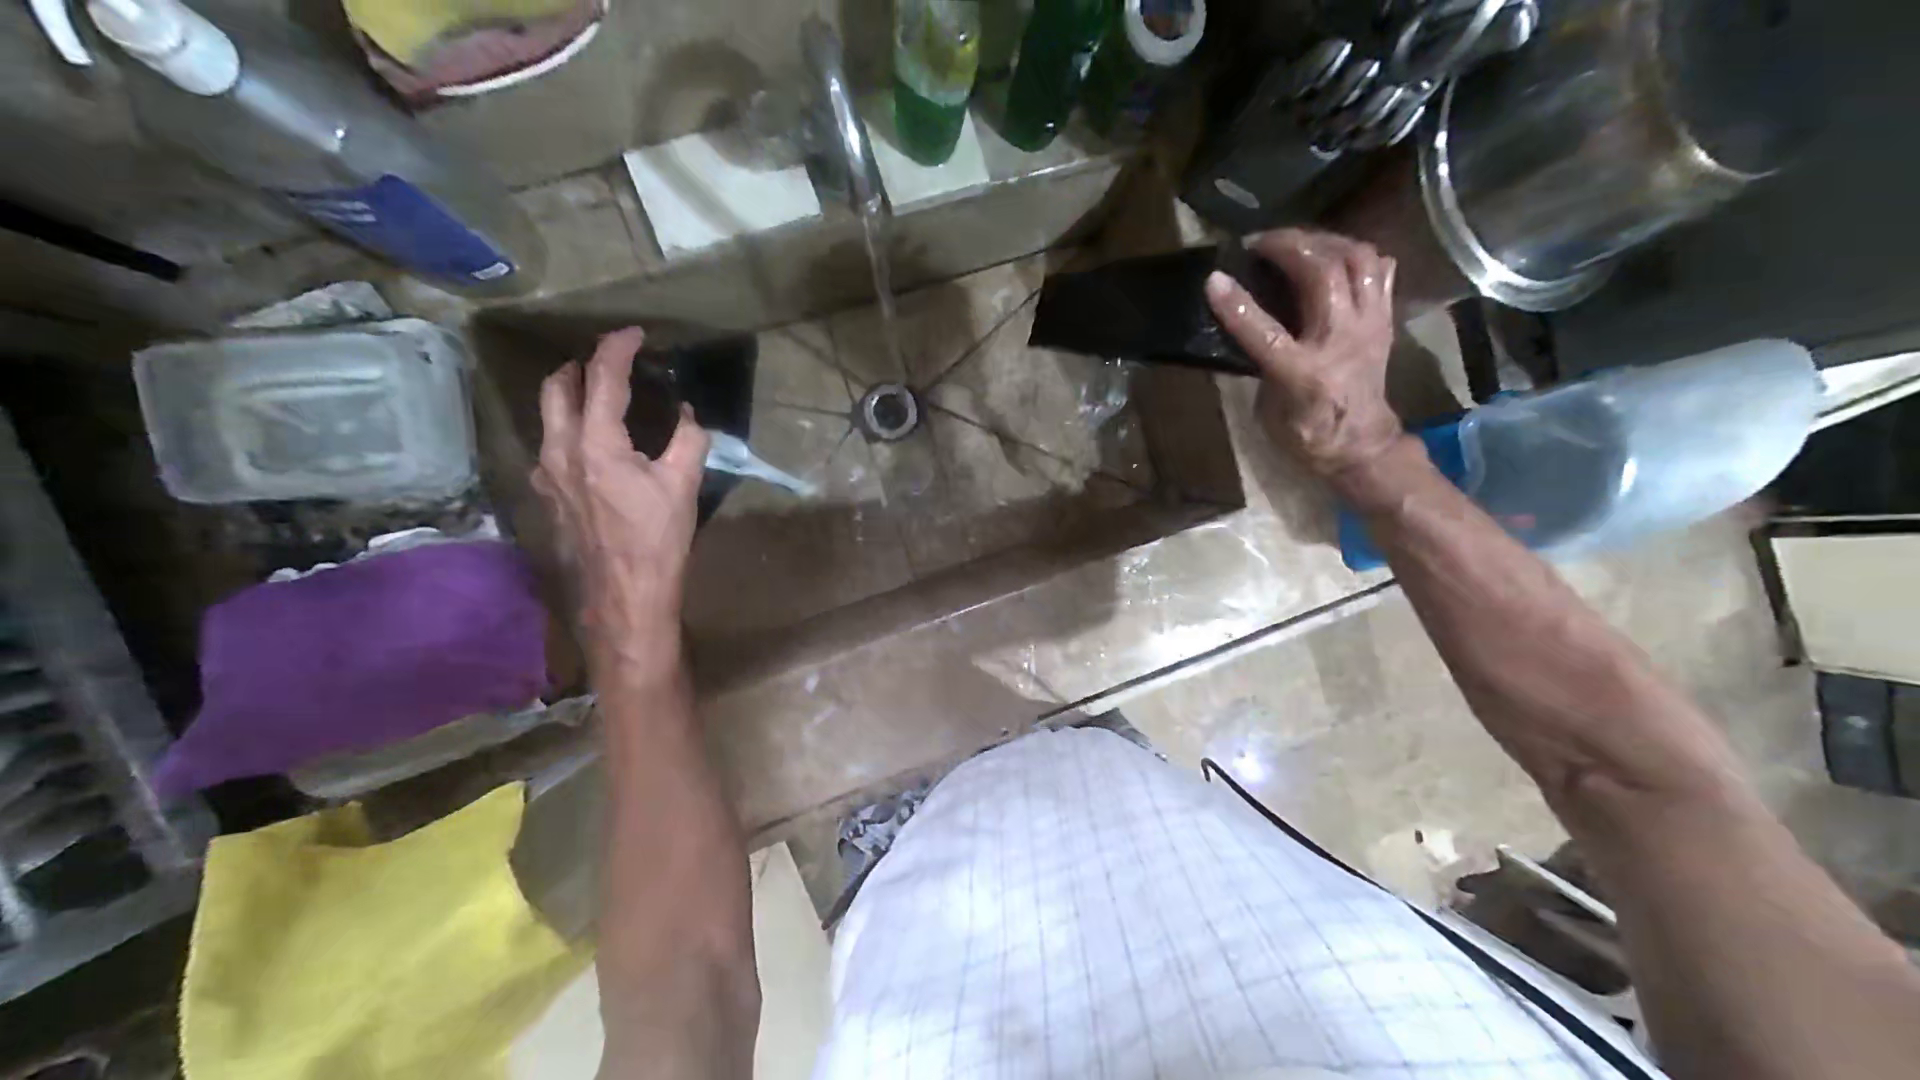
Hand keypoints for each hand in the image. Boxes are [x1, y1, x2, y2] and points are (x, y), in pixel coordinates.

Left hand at [532, 327, 709, 673]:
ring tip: (600, 397)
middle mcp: (559, 451)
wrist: (623, 597)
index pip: (602, 378)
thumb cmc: (658, 541)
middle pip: (556, 388)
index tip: (633, 333)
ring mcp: (545, 475)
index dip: (617, 348)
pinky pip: (551, 446)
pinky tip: (594, 446)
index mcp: (596, 444)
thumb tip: (687, 413)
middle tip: (607, 360)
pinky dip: (570, 429)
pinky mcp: (547, 497)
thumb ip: (688, 439)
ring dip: (570, 396)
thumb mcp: (684, 486)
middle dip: (579, 365)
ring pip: (548, 418)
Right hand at [1205, 228, 1405, 483]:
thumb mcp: (1268, 408)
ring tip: (1296, 242)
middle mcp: (1341, 342)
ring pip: (1358, 259)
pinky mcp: (1385, 319)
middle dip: (1288, 246)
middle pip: (1323, 274)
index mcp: (1304, 375)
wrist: (1361, 446)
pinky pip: (1379, 269)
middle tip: (1259, 242)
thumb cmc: (1305, 436)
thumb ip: (1260, 363)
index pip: (1266, 332)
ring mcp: (1370, 326)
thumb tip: (1246, 327)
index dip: (1237, 304)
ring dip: (1324, 241)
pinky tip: (1333, 256)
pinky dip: (1355, 253)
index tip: (1214, 277)